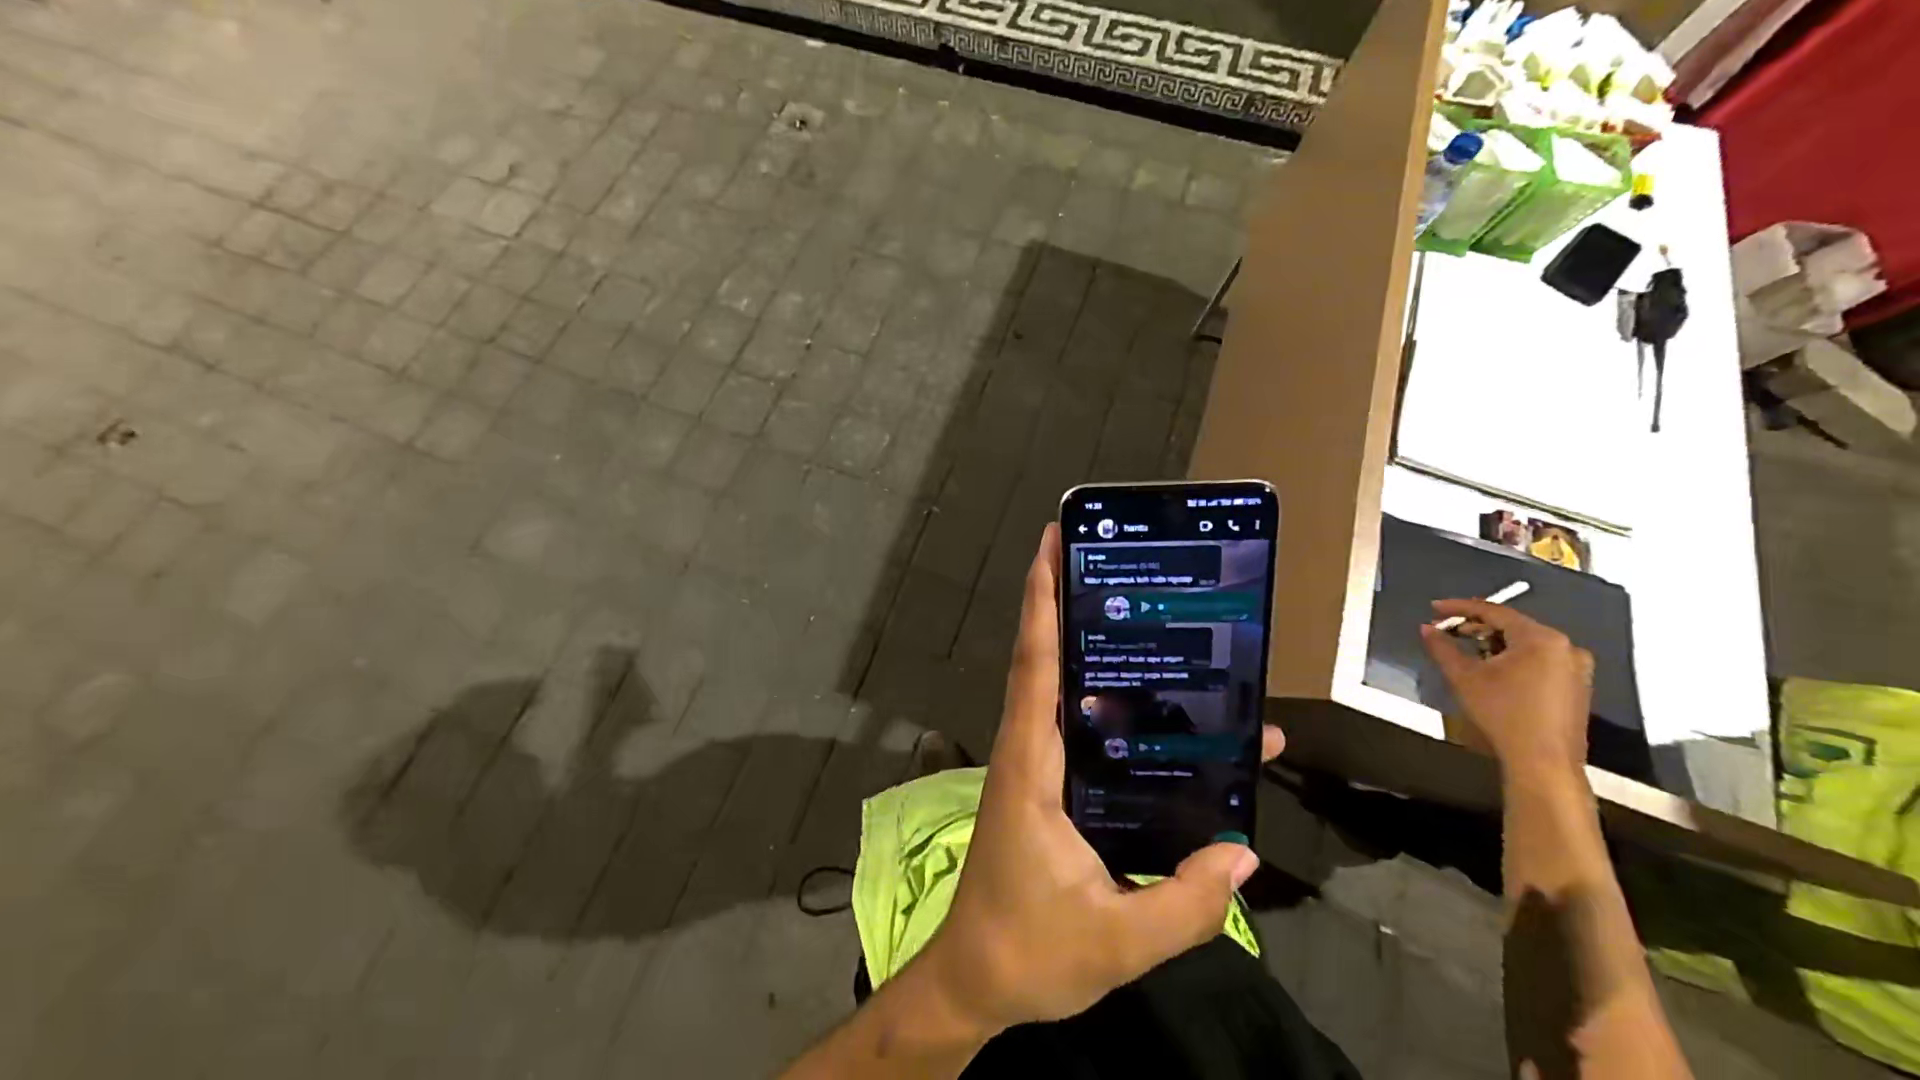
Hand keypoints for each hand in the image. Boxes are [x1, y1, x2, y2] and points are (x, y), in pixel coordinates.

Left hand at [914, 524, 1285, 1037]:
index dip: (1041, 599)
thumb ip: (1185, 901)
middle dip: (1066, 601)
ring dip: (1089, 647)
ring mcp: (1033, 767)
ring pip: (1060, 689)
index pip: (1034, 665)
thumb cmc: (1028, 953)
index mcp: (1029, 766)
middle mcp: (1026, 751)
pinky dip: (1103, 702)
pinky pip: (1074, 727)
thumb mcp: (1117, 941)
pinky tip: (1152, 707)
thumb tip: (1243, 853)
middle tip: (1108, 557)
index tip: (1051, 541)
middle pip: (1044, 659)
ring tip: (1142, 613)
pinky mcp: (1045, 787)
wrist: (976, 982)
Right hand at [1420, 598, 1593, 779]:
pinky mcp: (1577, 685)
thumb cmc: (1502, 713)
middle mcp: (1565, 646)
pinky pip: (1540, 659)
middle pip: (1512, 626)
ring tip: (1467, 651)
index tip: (1434, 608)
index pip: (1494, 612)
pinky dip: (1513, 657)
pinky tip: (1493, 669)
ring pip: (1526, 643)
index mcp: (1541, 638)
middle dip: (1476, 627)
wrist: (1543, 762)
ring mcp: (1576, 667)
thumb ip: (1442, 647)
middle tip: (1446, 632)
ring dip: (1494, 643)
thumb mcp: (1464, 677)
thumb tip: (1426, 628)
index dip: (1460, 608)